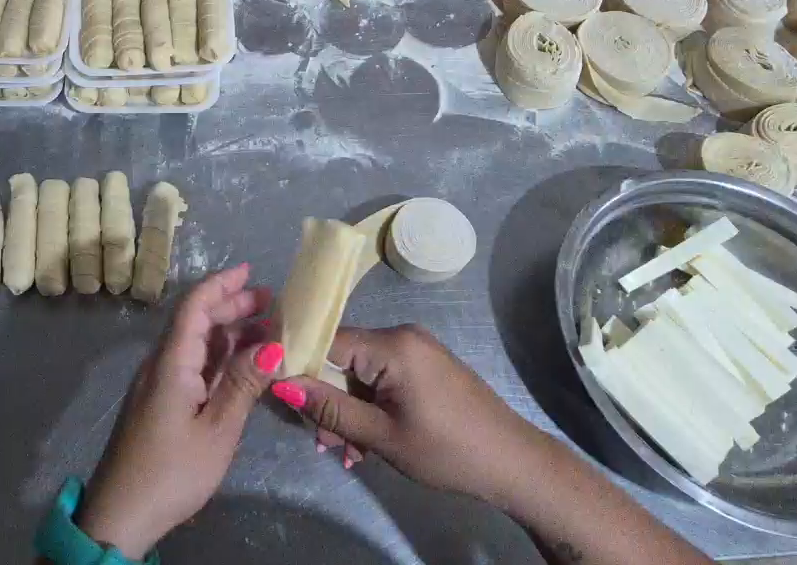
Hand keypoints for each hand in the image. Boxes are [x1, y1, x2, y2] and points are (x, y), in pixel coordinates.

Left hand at [77, 264, 280, 558]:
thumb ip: (243, 383)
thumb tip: (273, 344)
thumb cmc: (172, 471)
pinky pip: (193, 365)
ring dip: (229, 332)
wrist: (120, 516)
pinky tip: (244, 364)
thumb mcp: (217, 429)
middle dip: (232, 305)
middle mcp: (162, 363)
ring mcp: (160, 384)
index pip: (194, 306)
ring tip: (267, 330)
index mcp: (171, 362)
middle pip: (196, 321)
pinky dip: (220, 357)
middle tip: (271, 302)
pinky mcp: (161, 403)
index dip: (221, 284)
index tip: (250, 271)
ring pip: (196, 344)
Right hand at [270, 324, 538, 506]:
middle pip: (343, 356)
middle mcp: (402, 334)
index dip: (300, 365)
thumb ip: (331, 409)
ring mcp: (416, 347)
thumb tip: (281, 382)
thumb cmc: (448, 451)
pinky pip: (382, 374)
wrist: (514, 463)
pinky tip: (370, 438)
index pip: (327, 340)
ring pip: (361, 369)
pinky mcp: (425, 363)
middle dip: (328, 398)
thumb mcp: (383, 436)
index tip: (282, 395)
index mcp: (392, 344)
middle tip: (325, 443)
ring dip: (349, 406)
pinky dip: (370, 401)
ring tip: (349, 452)